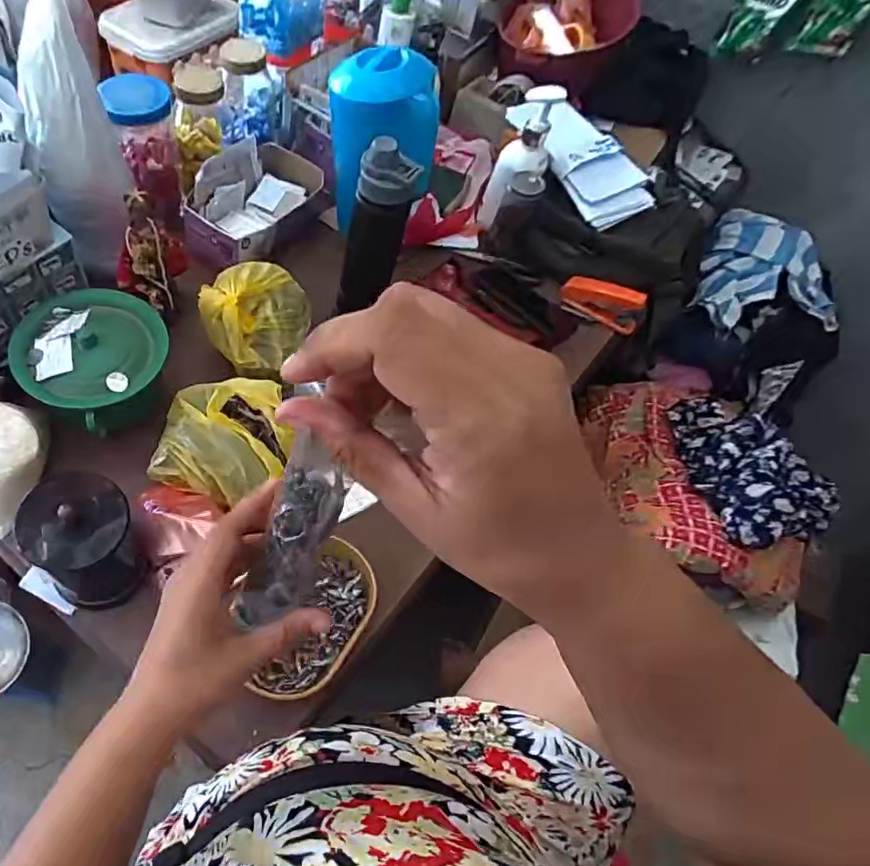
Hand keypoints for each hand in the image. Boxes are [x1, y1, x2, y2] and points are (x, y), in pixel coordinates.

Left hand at [122, 480, 330, 726]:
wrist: (151, 709)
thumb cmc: (195, 680)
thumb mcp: (246, 655)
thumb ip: (286, 631)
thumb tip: (327, 617)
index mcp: (200, 579)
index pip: (229, 528)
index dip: (255, 504)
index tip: (281, 484)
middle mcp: (188, 576)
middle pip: (223, 537)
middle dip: (255, 520)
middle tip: (292, 513)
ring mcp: (182, 590)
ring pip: (217, 555)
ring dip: (246, 545)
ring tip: (282, 539)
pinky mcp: (182, 605)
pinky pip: (211, 573)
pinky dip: (235, 566)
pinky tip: (257, 574)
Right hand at [276, 283, 629, 618]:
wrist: (578, 556)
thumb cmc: (494, 551)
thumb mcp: (413, 508)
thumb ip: (353, 447)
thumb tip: (290, 409)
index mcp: (479, 415)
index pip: (392, 334)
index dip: (331, 343)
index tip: (295, 378)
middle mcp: (508, 367)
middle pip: (406, 307)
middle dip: (349, 343)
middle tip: (331, 400)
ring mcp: (523, 355)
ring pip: (425, 311)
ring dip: (375, 346)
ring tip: (360, 405)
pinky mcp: (525, 357)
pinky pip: (449, 329)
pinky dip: (405, 352)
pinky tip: (396, 399)